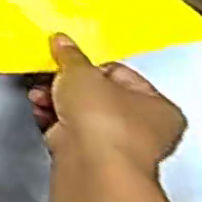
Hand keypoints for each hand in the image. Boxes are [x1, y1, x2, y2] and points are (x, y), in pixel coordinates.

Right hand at [31, 33, 184, 174]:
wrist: (91, 159)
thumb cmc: (103, 117)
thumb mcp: (81, 72)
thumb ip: (70, 54)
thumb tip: (63, 42)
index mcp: (160, 106)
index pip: (119, 74)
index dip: (88, 66)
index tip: (68, 63)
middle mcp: (146, 127)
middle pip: (95, 92)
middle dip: (65, 84)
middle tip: (51, 79)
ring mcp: (118, 142)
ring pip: (79, 110)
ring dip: (54, 99)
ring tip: (42, 96)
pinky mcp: (93, 153)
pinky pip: (69, 126)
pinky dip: (53, 117)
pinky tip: (44, 112)